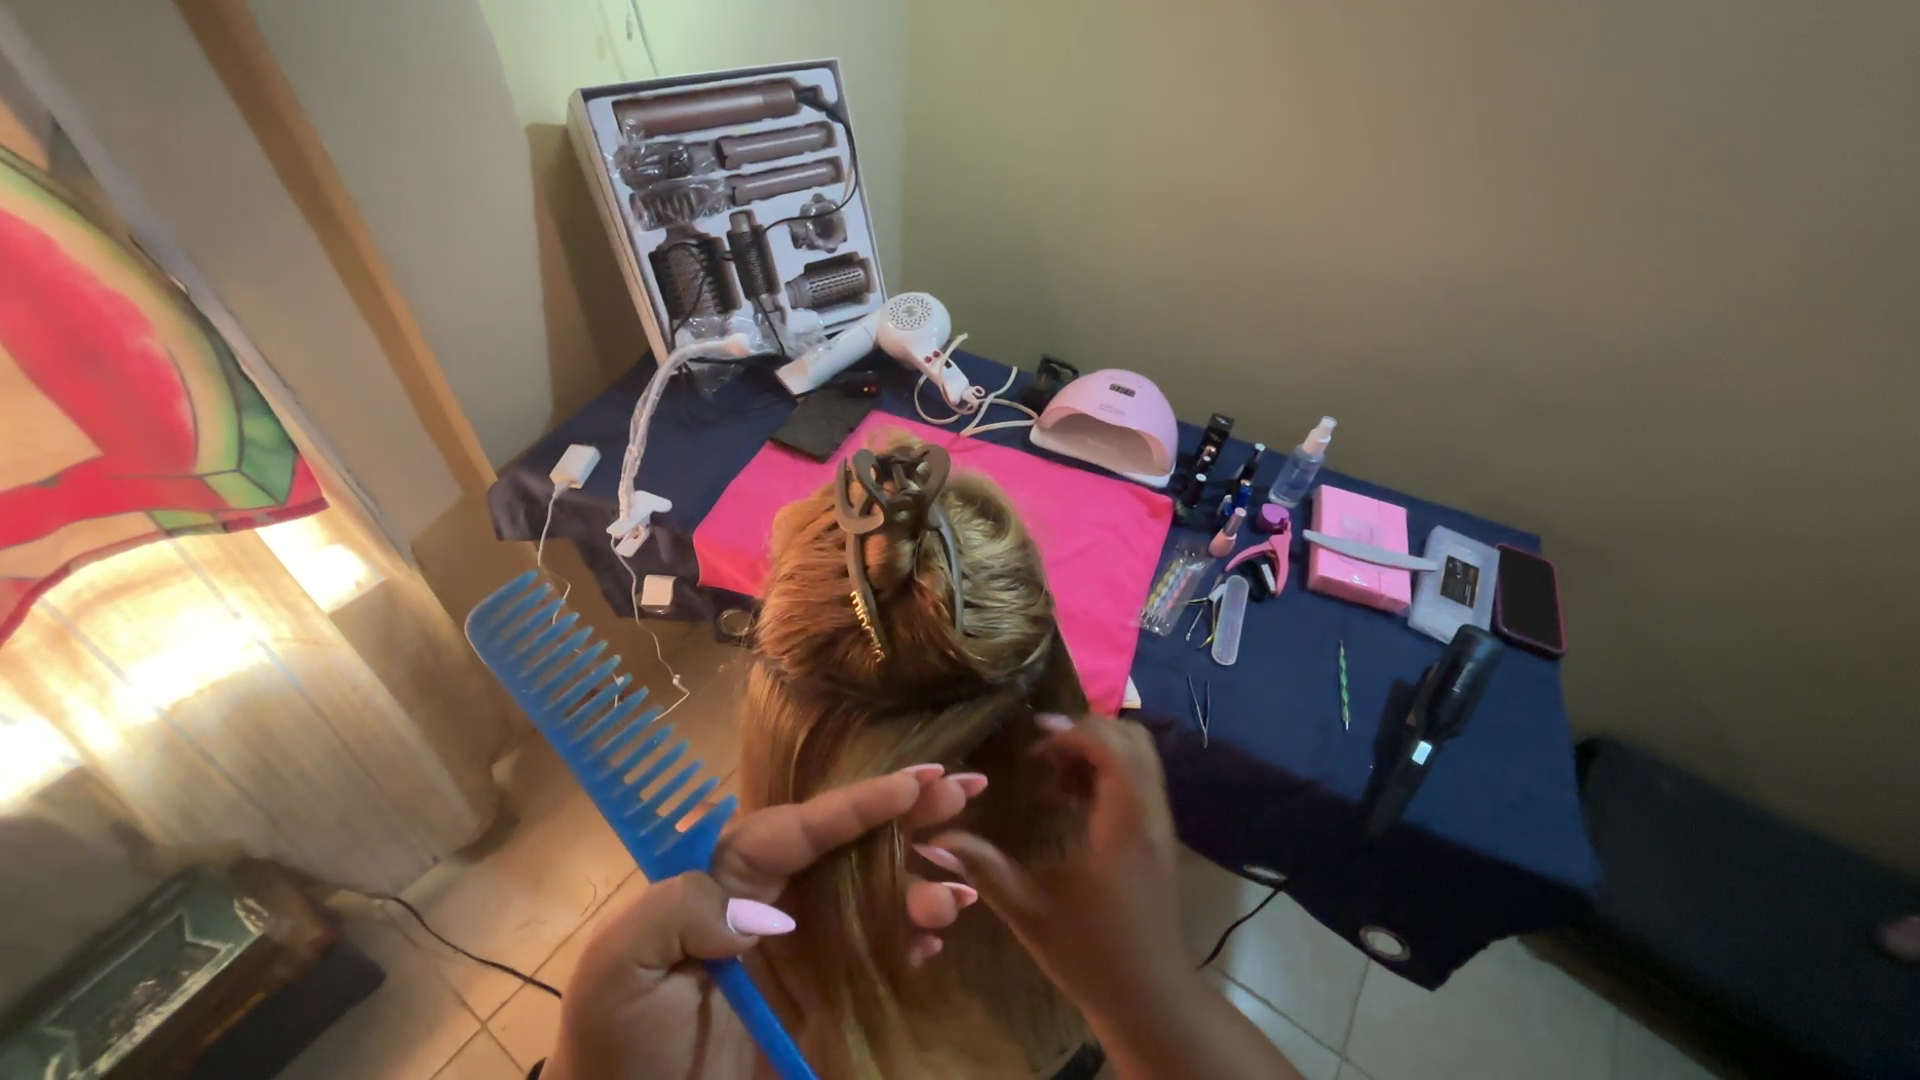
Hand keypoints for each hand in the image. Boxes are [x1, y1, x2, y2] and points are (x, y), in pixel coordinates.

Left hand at [545, 765, 979, 1079]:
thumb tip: (754, 909)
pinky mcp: (827, 989)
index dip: (857, 802)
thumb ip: (671, 912)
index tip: (912, 782)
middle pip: (850, 841)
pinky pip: (881, 948)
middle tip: (965, 787)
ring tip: (956, 896)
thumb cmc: (620, 1044)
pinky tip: (936, 935)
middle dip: (909, 811)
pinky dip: (914, 935)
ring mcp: (806, 943)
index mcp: (728, 878)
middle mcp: (776, 897)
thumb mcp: (619, 968)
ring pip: (874, 891)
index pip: (800, 826)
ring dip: (920, 884)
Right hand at [925, 714, 1302, 1079]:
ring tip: (1048, 771)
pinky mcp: (1158, 839)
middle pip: (1135, 742)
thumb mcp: (1030, 914)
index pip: (1114, 750)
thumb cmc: (1092, 957)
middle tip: (1040, 748)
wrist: (1152, 1001)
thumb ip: (984, 871)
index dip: (1075, 732)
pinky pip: (1139, 782)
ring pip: (1141, 759)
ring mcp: (1160, 827)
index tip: (1033, 737)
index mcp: (1126, 827)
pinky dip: (1107, 772)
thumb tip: (932, 841)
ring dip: (1097, 751)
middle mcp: (1151, 816)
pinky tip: (1067, 799)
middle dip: (1087, 732)